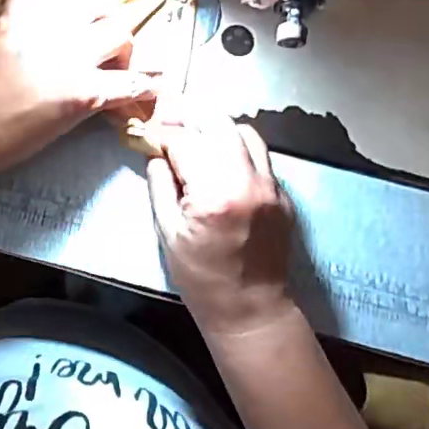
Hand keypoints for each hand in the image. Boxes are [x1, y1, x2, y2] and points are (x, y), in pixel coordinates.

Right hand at [0, 0, 158, 180]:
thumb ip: (6, 27)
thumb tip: (16, 28)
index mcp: (20, 8)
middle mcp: (53, 23)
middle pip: (98, 3)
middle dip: (102, 20)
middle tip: (99, 39)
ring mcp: (72, 57)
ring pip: (121, 35)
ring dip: (123, 50)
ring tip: (119, 66)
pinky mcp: (85, 93)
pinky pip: (132, 84)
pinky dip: (144, 89)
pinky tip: (152, 92)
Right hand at [146, 105, 297, 335]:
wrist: (251, 307)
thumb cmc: (200, 276)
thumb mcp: (166, 231)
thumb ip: (160, 184)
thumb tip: (156, 153)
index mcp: (215, 194)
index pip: (184, 142)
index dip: (161, 135)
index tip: (147, 137)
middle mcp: (248, 181)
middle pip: (216, 124)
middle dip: (187, 121)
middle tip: (167, 130)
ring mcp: (270, 185)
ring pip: (242, 131)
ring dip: (213, 130)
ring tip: (194, 142)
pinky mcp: (281, 192)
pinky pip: (258, 153)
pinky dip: (234, 148)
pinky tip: (218, 164)